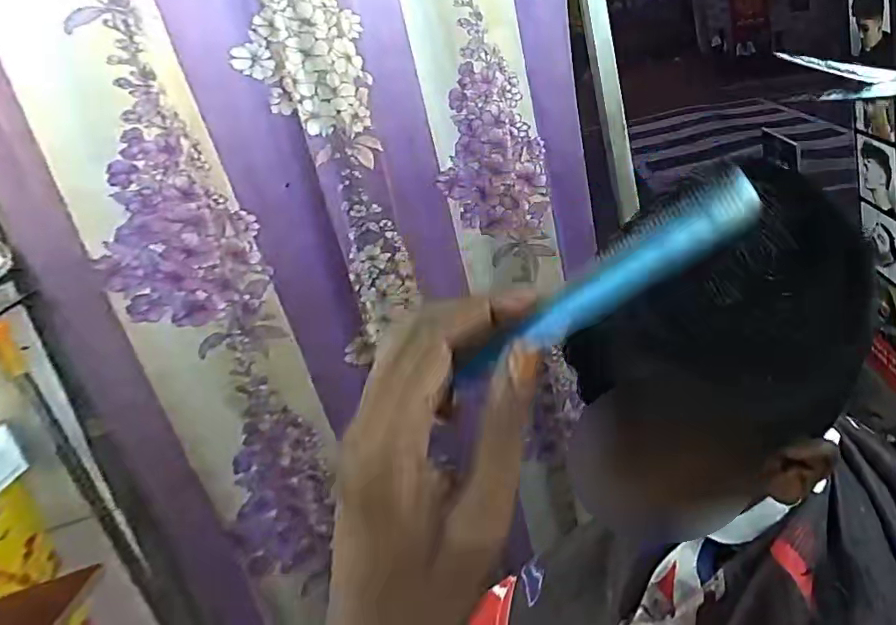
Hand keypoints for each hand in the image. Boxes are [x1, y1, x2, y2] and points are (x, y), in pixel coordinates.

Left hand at [330, 293, 541, 624]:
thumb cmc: (436, 590)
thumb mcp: (485, 514)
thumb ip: (504, 425)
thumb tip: (528, 347)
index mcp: (387, 443)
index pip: (432, 342)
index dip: (485, 310)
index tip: (537, 304)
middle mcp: (362, 424)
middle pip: (413, 332)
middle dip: (475, 310)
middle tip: (531, 314)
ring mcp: (358, 430)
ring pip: (405, 346)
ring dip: (461, 328)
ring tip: (514, 333)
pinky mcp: (365, 439)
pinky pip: (403, 372)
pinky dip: (444, 354)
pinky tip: (477, 376)